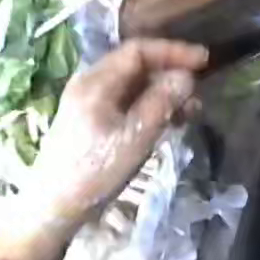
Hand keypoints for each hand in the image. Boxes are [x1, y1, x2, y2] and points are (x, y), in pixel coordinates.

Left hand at [13, 38, 207, 246]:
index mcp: (96, 82)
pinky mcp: (92, 120)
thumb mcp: (135, 137)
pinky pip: (128, 102)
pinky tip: (168, 123)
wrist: (54, 208)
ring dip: (165, 94)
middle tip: (198, 94)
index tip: (205, 62)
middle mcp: (91, 84)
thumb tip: (186, 77)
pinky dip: (152, 107)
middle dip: (172, 75)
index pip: (139, 50)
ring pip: (136, 85)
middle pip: (138, 66)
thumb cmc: (95, 171)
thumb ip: (162, 102)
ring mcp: (90, 102)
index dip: (174, 51)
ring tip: (190, 114)